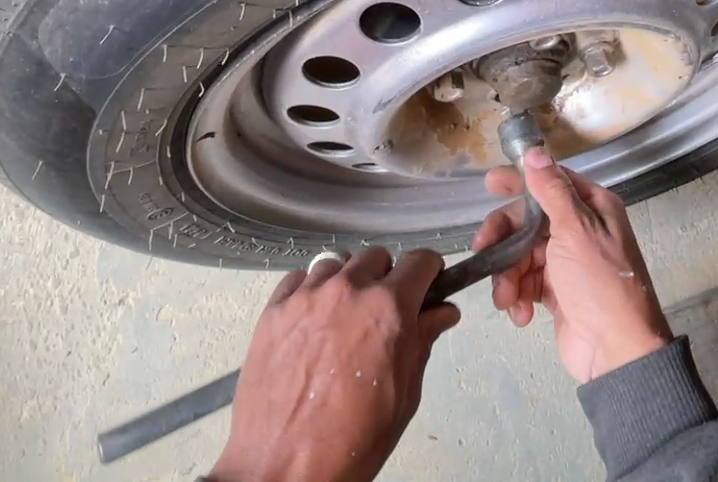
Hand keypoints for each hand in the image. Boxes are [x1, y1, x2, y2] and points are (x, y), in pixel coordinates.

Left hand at [209, 248, 459, 481]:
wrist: (283, 471)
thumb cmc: (350, 442)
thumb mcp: (404, 395)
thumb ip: (423, 341)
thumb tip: (442, 312)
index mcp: (388, 308)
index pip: (421, 260)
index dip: (429, 271)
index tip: (427, 283)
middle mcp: (349, 290)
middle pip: (377, 257)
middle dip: (387, 277)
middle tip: (383, 310)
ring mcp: (308, 296)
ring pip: (337, 263)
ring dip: (347, 281)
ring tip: (343, 316)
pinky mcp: (274, 309)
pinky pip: (300, 278)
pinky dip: (310, 290)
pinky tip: (312, 321)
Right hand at [471, 147, 671, 382]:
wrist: (617, 351)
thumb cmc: (600, 282)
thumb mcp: (576, 230)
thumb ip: (552, 191)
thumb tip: (536, 153)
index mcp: (592, 208)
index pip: (550, 183)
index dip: (520, 182)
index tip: (490, 183)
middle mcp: (580, 229)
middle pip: (529, 221)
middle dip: (504, 238)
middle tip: (482, 250)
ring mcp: (567, 262)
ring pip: (522, 254)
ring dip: (508, 276)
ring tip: (506, 300)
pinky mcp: (557, 292)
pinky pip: (527, 282)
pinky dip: (518, 297)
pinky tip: (520, 315)